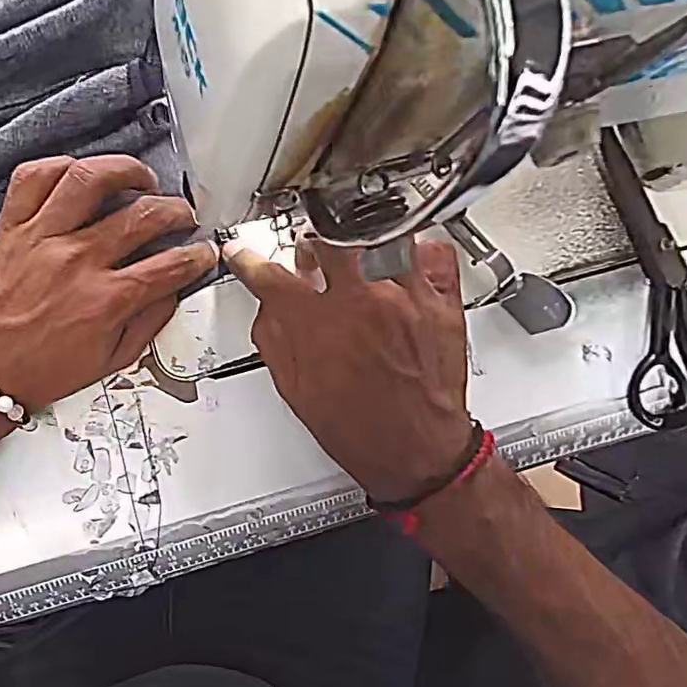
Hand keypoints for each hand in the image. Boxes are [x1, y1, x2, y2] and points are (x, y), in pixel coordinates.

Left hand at [0, 155, 217, 458]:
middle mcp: (76, 262)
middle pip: (144, 214)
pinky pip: (34, 177)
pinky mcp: (12, 229)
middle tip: (181, 216)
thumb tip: (174, 289)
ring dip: (127, 170)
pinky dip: (61, 166)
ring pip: (91, 178)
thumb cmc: (43, 369)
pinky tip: (80, 176)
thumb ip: (150, 321)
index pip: (171, 264)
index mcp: (106, 301)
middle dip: (177, 211)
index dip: (197, 255)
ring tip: (140, 180)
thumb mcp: (113, 359)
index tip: (201, 252)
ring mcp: (42, 239)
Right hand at [225, 235, 473, 501]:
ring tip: (358, 261)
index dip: (249, 261)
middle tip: (312, 254)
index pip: (270, 276)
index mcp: (317, 326)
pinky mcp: (442, 303)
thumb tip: (268, 310)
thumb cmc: (360, 429)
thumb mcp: (296, 390)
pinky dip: (416, 251)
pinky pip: (433, 252)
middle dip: (313, 242)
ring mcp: (405, 298)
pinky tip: (402, 266)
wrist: (415, 451)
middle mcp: (361, 303)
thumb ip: (274, 341)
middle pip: (329, 238)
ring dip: (361, 244)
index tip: (244, 255)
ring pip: (381, 235)